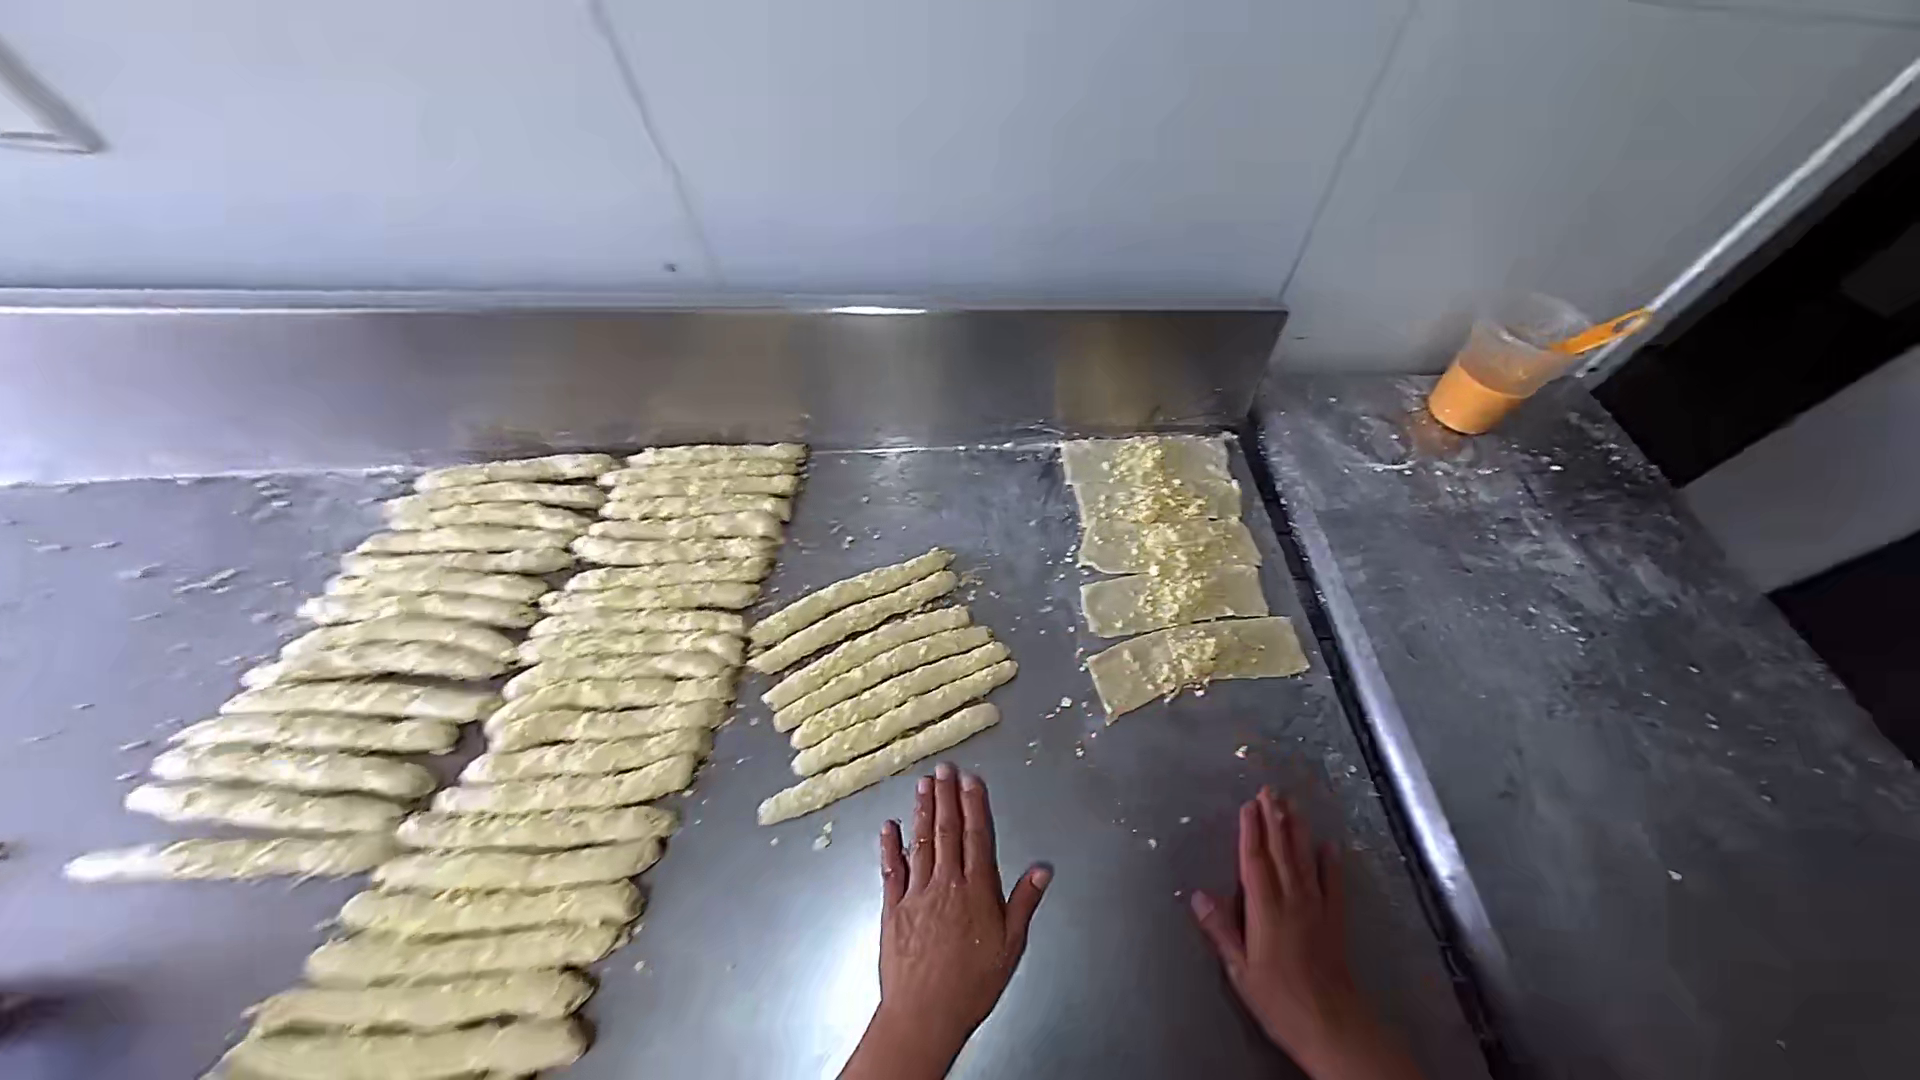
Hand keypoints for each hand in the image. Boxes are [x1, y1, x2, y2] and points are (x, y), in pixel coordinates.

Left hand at [839, 763, 1050, 1079]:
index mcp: (976, 890)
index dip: (974, 805)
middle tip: (944, 769)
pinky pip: (891, 869)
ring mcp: (917, 892)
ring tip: (923, 784)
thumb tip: (1043, 868)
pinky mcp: (893, 906)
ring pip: (921, 842)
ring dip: (922, 811)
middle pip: (947, 831)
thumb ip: (1024, 903)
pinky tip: (889, 826)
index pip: (977, 837)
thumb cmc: (972, 983)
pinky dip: (890, 846)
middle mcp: (946, 883)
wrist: (925, 1014)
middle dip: (946, 797)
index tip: (971, 780)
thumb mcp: (1010, 947)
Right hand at [1190, 788, 1422, 1079]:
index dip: (1251, 831)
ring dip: (1297, 831)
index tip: (1248, 804)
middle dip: (1274, 819)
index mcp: (1265, 909)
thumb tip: (1197, 894)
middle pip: (1281, 851)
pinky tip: (1330, 845)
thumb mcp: (1241, 970)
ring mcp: (1316, 909)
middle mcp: (1291, 900)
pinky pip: (1333, 885)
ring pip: (1304, 860)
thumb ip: (1220, 930)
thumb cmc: (1280, 1000)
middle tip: (1270, 790)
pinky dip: (1331, 863)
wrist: (1336, 1029)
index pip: (1255, 860)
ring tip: (1292, 805)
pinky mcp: (1335, 922)